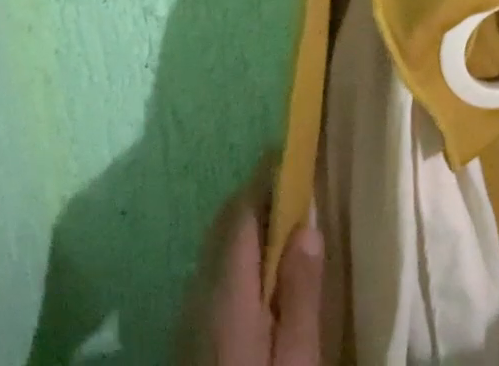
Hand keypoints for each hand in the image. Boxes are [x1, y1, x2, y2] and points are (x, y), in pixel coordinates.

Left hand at [181, 160, 323, 364]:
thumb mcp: (298, 356)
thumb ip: (301, 293)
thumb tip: (308, 228)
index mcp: (228, 288)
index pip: (242, 213)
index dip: (266, 178)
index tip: (292, 152)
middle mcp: (200, 287)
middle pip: (225, 223)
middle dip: (257, 194)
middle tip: (294, 179)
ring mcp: (190, 307)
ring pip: (217, 243)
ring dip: (247, 221)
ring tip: (285, 216)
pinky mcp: (191, 326)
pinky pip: (214, 265)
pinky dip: (239, 247)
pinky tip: (262, 263)